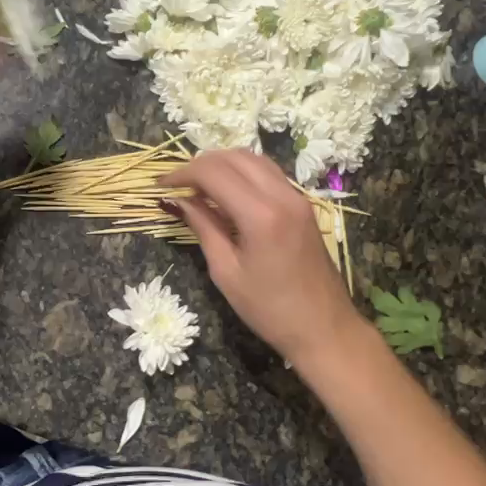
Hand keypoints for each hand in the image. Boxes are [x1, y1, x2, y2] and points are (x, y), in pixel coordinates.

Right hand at [162, 149, 368, 363]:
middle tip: (177, 184)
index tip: (161, 185)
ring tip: (197, 186)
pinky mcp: (303, 205)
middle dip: (200, 164)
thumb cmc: (270, 310)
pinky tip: (225, 193)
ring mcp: (297, 198)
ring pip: (253, 159)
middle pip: (234, 157)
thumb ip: (203, 228)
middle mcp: (282, 196)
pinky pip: (268, 173)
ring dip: (222, 164)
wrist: (324, 328)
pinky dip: (242, 173)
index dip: (182, 173)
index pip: (214, 172)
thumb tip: (178, 201)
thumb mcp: (226, 272)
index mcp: (261, 215)